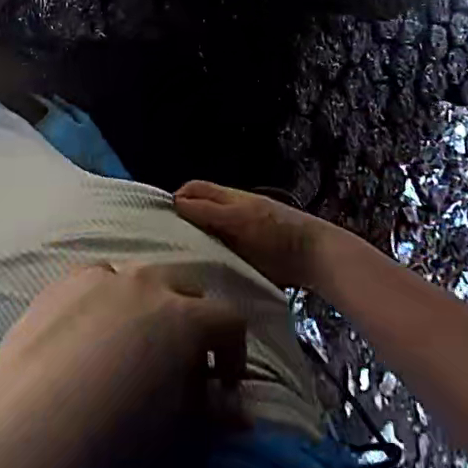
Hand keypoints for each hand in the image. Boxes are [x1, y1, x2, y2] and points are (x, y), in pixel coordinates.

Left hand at [0, 264, 249, 467]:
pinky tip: (92, 330)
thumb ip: (211, 410)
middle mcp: (150, 282)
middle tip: (183, 358)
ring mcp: (107, 274)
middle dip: (196, 318)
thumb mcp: (173, 425)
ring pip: (145, 277)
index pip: (229, 319)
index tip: (224, 381)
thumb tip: (238, 412)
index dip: (234, 351)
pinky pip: (103, 278)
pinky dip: (111, 297)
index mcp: (185, 316)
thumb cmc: (110, 428)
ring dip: (153, 302)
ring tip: (135, 340)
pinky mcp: (69, 278)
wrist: (26, 419)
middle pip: (189, 288)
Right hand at [173, 181, 342, 289]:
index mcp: (226, 198)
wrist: (313, 256)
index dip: (174, 201)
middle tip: (159, 247)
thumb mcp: (239, 219)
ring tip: (174, 263)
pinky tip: (197, 275)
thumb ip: (209, 211)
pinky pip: (216, 256)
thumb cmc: (276, 232)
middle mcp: (228, 213)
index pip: (191, 191)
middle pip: (195, 214)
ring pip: (204, 235)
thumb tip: (175, 202)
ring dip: (191, 245)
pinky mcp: (243, 258)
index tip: (154, 222)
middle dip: (178, 225)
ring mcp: (236, 236)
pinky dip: (205, 261)